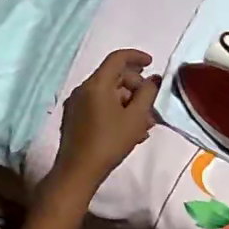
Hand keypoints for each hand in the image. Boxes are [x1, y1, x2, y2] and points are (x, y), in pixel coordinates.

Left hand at [51, 49, 159, 194]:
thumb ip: (148, 93)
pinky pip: (98, 105)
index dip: (136, 57)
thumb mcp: (136, 117)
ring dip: (128, 103)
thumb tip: (153, 79)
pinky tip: (128, 130)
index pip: (117, 58)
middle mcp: (83, 89)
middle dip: (135, 87)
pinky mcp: (74, 118)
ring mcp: (76, 103)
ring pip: (107, 94)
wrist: (78, 171)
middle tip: (151, 105)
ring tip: (143, 123)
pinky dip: (115, 110)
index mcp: (96, 84)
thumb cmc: (109, 142)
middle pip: (113, 77)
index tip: (151, 63)